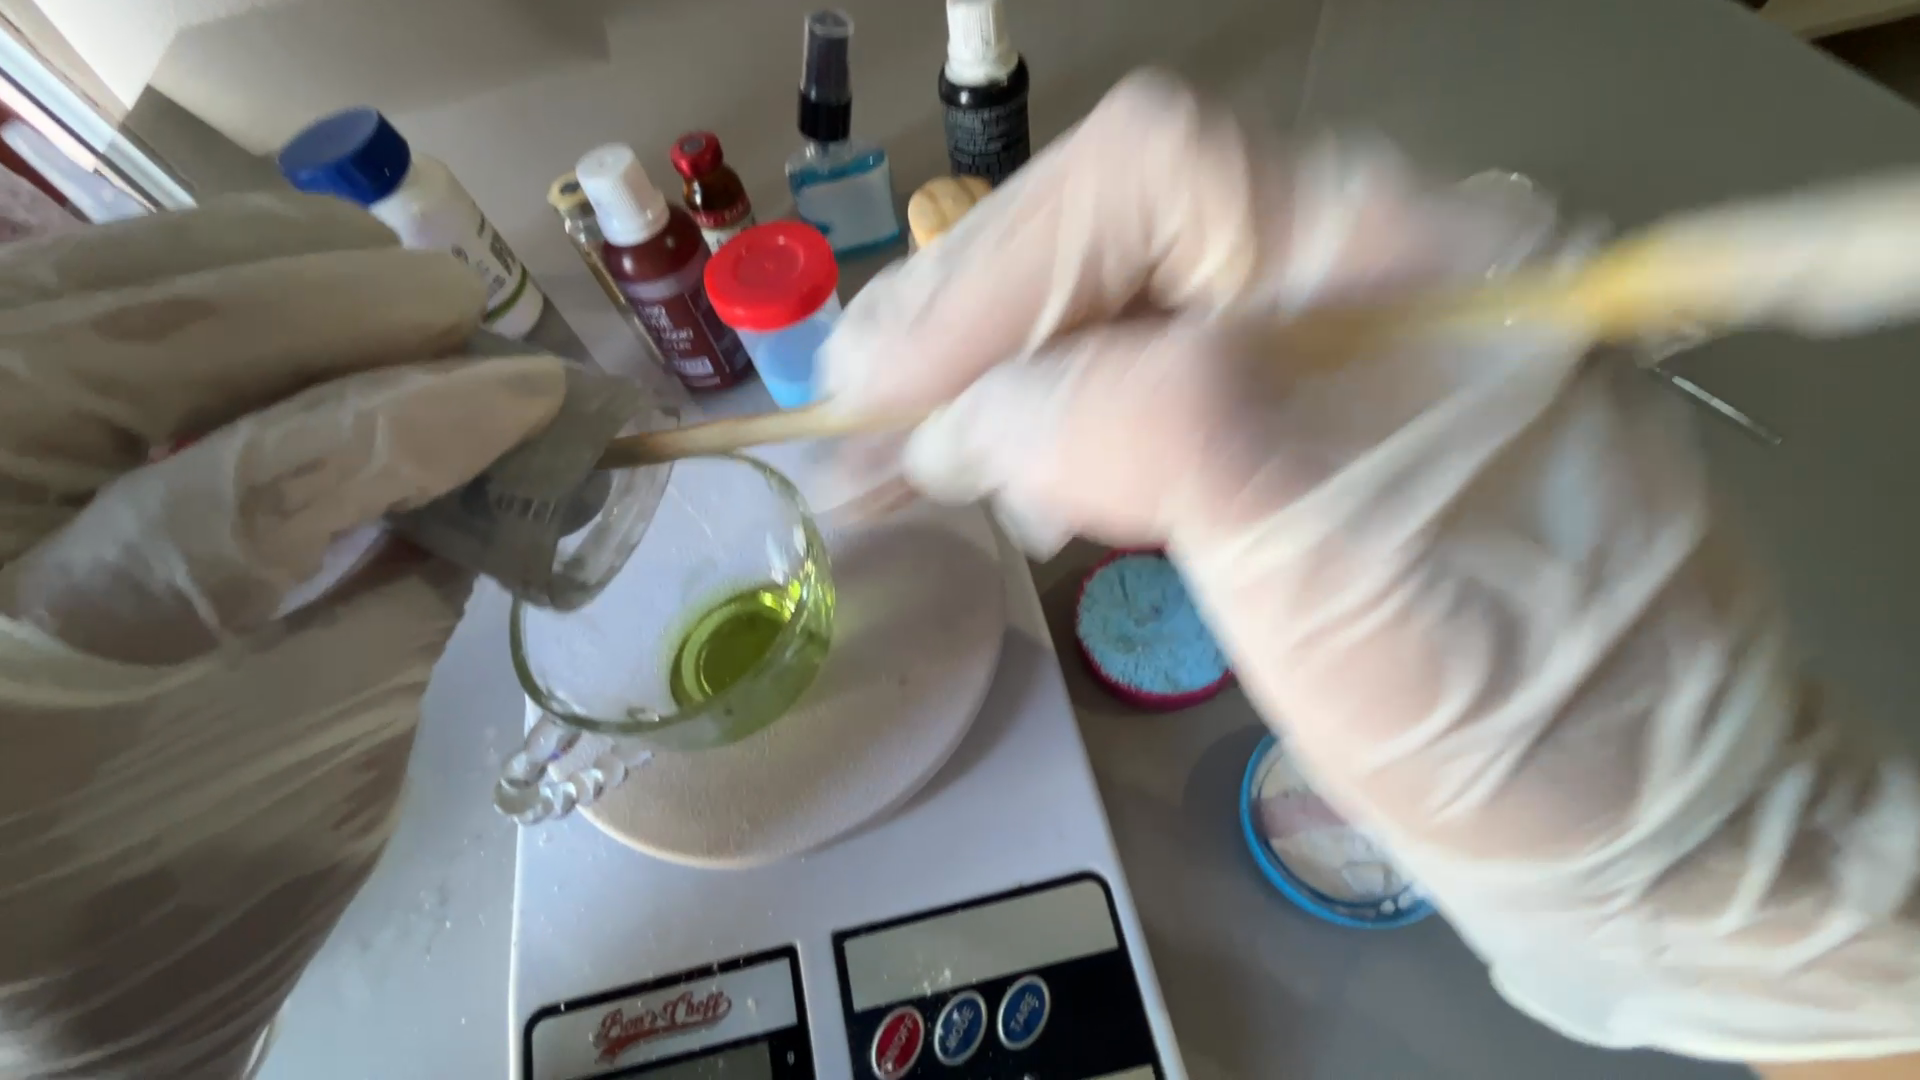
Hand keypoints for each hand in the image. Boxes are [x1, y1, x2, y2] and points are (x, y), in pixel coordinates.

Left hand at [0, 194, 565, 1076]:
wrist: (24, 963)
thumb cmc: (197, 892)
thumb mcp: (334, 755)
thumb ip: (411, 591)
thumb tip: (501, 461)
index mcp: (42, 688)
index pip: (245, 497)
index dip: (414, 425)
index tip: (541, 386)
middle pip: (99, 357)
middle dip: (312, 305)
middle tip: (459, 293)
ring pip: (38, 303)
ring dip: (230, 265)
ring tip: (372, 259)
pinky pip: (27, 328)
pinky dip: (153, 286)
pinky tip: (259, 278)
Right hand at [823, 72, 1919, 1063]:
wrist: (1603, 812)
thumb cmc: (1500, 686)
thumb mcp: (1331, 538)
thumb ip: (1147, 430)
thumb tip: (968, 417)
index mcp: (1384, 256)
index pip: (1149, 179)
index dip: (996, 265)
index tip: (881, 381)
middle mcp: (1329, 281)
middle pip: (1101, 242)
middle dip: (962, 326)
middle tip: (853, 416)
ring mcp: (1286, 363)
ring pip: (1090, 324)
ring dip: (979, 384)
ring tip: (899, 462)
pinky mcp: (1252, 443)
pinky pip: (1109, 399)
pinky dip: (1027, 434)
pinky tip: (999, 481)